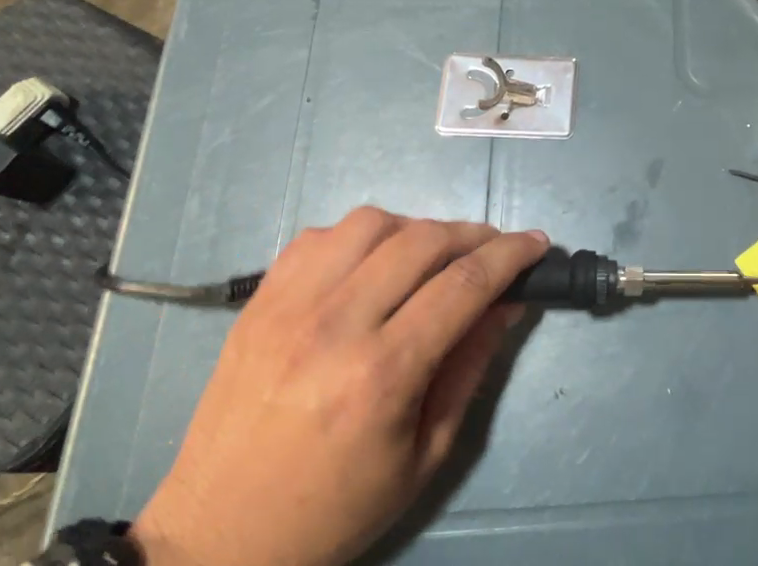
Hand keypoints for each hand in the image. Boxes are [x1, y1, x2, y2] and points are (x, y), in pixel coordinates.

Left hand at [131, 209, 548, 565]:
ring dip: (415, 229)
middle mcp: (334, 325)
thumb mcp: (425, 455)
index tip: (537, 244)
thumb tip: (508, 303)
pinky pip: (316, 237)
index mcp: (382, 374)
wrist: (220, 537)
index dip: (511, 255)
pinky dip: (358, 237)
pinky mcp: (256, 304)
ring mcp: (288, 307)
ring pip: (369, 224)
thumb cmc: (335, 509)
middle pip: (422, 241)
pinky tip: (371, 263)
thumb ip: (470, 368)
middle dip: (474, 234)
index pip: (463, 285)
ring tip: (431, 255)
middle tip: (495, 249)